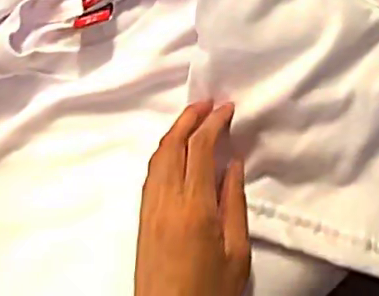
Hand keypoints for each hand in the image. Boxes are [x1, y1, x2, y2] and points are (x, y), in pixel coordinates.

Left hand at [135, 102, 249, 295]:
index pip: (200, 146)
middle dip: (191, 116)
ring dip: (177, 129)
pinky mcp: (142, 218)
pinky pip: (152, 170)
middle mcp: (166, 200)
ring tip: (195, 118)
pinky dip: (166, 149)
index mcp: (194, 206)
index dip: (214, 121)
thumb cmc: (210, 294)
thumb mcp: (236, 254)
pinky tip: (178, 149)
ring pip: (159, 153)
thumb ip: (234, 203)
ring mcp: (150, 207)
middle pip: (174, 141)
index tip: (228, 108)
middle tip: (210, 102)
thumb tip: (233, 162)